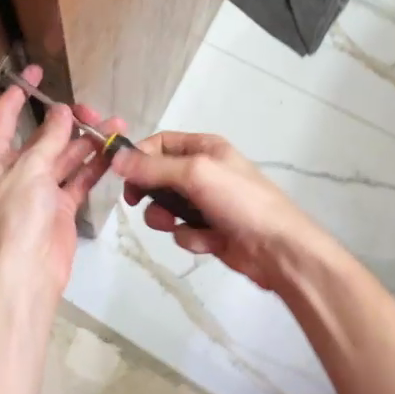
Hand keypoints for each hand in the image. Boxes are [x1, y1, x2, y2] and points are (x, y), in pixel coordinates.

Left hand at [0, 65, 125, 307]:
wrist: (27, 271)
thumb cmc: (18, 216)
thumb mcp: (30, 170)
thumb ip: (49, 139)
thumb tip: (64, 111)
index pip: (6, 116)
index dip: (18, 92)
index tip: (37, 70)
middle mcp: (19, 168)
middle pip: (45, 135)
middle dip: (69, 120)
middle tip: (93, 112)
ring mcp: (42, 187)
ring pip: (68, 155)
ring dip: (89, 141)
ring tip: (116, 127)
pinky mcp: (62, 205)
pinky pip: (80, 177)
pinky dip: (95, 165)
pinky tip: (114, 151)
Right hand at [112, 131, 334, 291]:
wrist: (279, 250)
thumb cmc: (239, 201)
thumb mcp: (195, 174)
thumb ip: (154, 167)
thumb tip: (115, 158)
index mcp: (204, 148)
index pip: (160, 143)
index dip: (139, 156)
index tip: (121, 175)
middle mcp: (204, 171)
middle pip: (159, 176)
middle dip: (150, 192)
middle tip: (136, 203)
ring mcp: (208, 204)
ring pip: (167, 208)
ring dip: (167, 219)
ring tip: (177, 227)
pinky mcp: (210, 232)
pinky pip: (184, 232)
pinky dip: (191, 238)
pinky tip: (209, 242)